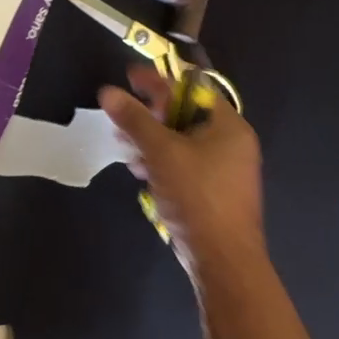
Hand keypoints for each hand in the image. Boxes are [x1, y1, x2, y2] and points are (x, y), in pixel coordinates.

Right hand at [99, 65, 263, 264]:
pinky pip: (182, 164)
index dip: (158, 82)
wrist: (223, 261)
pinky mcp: (211, 192)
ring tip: (124, 146)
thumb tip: (107, 92)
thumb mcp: (161, 151)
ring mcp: (223, 170)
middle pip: (183, 116)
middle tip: (120, 118)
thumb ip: (135, 119)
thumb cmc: (197, 196)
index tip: (128, 76)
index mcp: (228, 126)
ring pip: (179, 142)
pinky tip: (139, 171)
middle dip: (148, 116)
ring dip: (149, 141)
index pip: (191, 89)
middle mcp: (231, 144)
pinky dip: (159, 162)